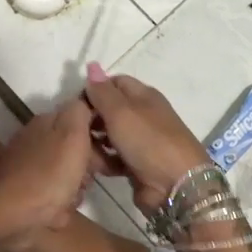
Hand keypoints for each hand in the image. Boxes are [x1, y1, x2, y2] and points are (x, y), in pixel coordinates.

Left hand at [0, 97, 96, 251]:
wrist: (10, 217)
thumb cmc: (47, 175)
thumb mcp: (71, 135)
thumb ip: (80, 111)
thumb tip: (87, 98)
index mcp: (46, 123)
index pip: (82, 118)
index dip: (100, 134)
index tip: (111, 150)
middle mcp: (36, 141)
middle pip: (77, 151)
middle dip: (88, 168)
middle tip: (86, 180)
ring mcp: (29, 168)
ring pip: (68, 177)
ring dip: (75, 191)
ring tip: (69, 199)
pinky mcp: (26, 193)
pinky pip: (55, 198)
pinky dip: (58, 208)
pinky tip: (55, 214)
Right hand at [83, 62, 210, 215]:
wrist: (177, 187)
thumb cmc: (148, 142)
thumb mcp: (121, 112)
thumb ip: (102, 91)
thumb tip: (91, 65)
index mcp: (143, 96)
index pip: (112, 83)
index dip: (93, 90)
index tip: (75, 104)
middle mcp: (142, 115)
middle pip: (108, 110)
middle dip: (90, 119)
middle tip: (73, 130)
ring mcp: (140, 141)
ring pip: (107, 135)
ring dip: (93, 142)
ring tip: (81, 150)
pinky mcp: (136, 164)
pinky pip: (112, 157)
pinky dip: (103, 161)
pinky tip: (94, 166)